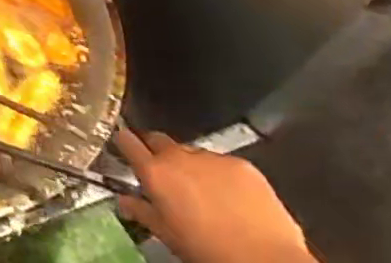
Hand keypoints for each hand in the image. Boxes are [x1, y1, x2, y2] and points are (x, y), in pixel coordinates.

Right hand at [114, 128, 310, 262]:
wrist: (268, 260)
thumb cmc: (209, 254)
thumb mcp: (170, 238)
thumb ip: (144, 213)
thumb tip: (123, 201)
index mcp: (157, 173)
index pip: (129, 142)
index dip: (123, 142)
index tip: (122, 143)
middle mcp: (179, 155)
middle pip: (158, 139)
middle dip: (155, 150)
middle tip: (161, 173)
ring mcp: (211, 156)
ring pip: (192, 154)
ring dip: (190, 167)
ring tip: (203, 196)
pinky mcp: (240, 163)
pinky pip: (222, 165)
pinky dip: (220, 177)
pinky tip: (232, 202)